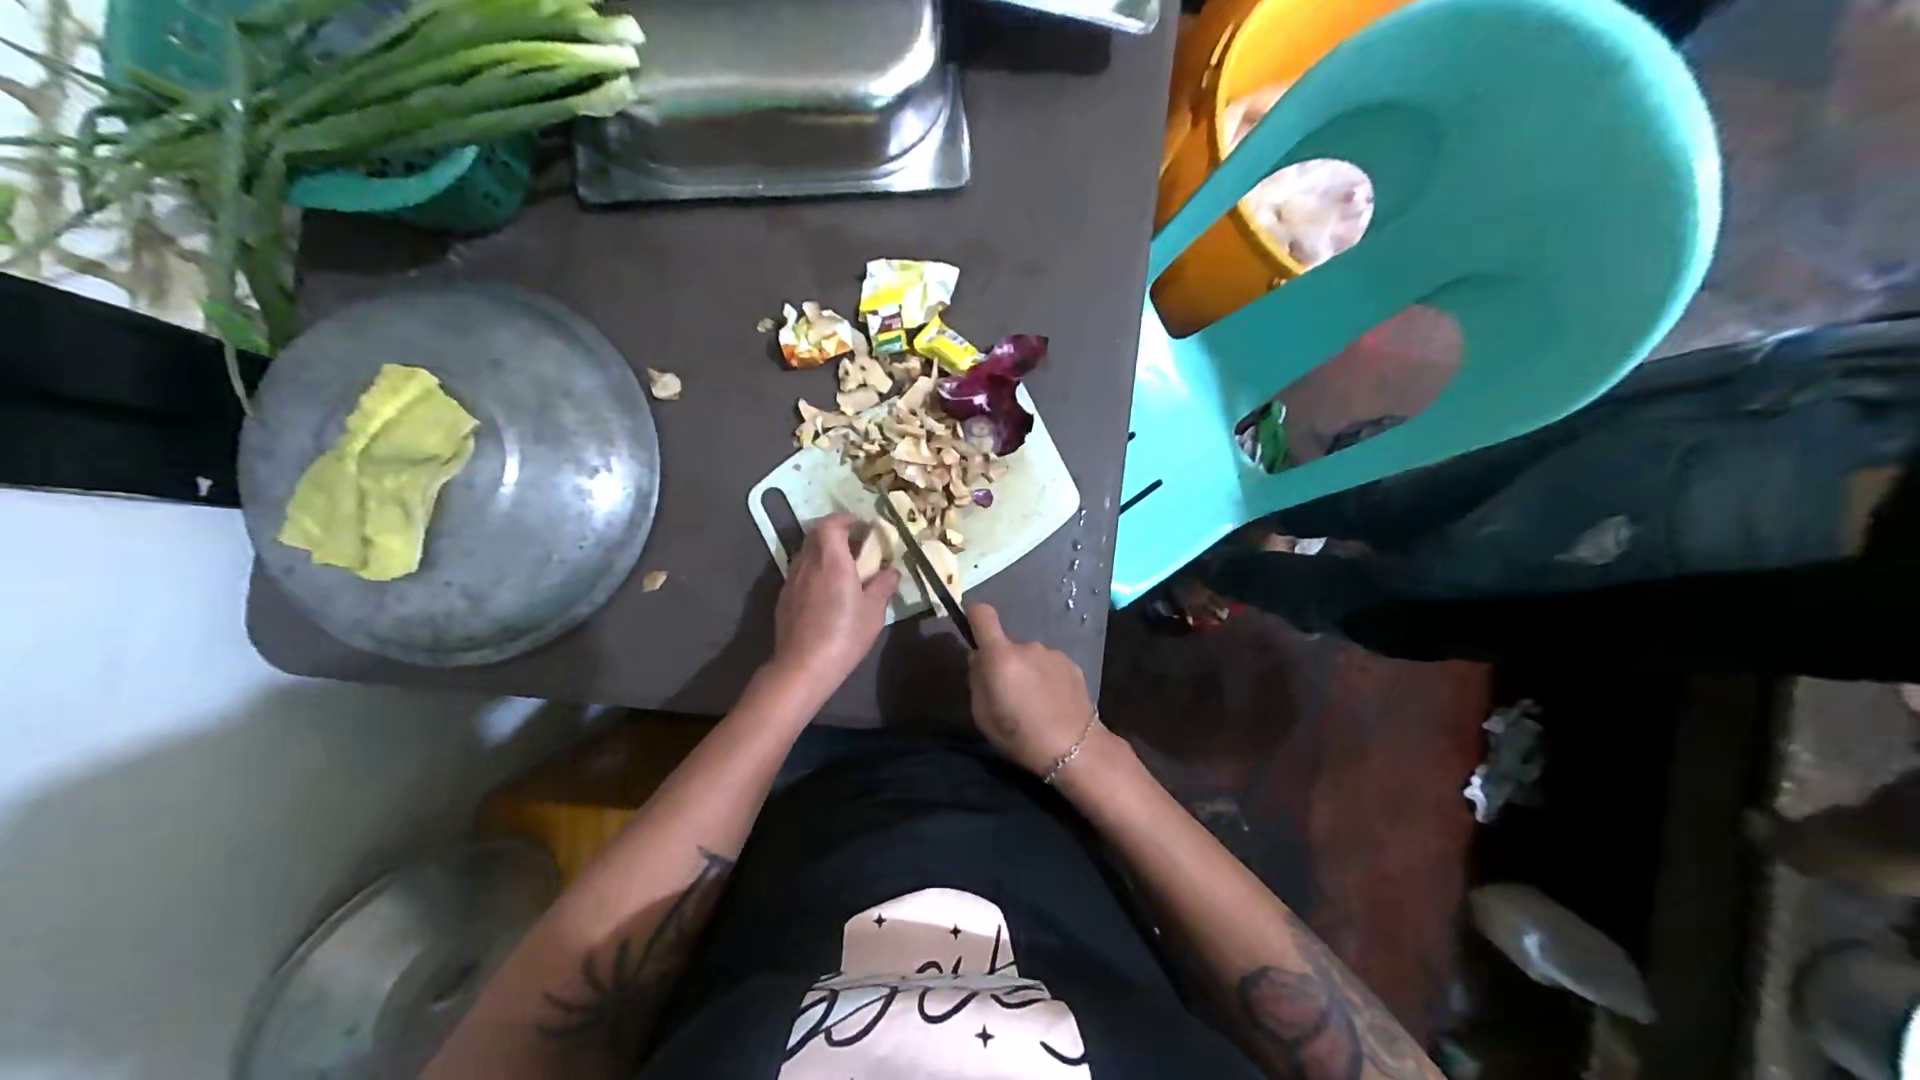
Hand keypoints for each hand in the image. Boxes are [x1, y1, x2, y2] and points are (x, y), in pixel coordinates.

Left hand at [770, 514, 899, 693]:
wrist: (803, 666)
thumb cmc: (844, 635)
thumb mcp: (874, 612)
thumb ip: (883, 586)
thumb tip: (892, 571)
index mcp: (831, 560)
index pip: (831, 524)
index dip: (845, 519)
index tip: (861, 526)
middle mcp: (807, 564)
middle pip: (816, 535)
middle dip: (835, 533)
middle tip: (855, 545)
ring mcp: (792, 581)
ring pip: (806, 553)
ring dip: (823, 552)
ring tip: (843, 568)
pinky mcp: (784, 598)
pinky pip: (800, 573)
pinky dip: (814, 571)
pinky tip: (826, 591)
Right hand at [967, 603, 1097, 775]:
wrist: (1074, 748)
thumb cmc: (1019, 736)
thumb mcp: (982, 714)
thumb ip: (977, 679)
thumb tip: (979, 658)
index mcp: (1001, 656)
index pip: (983, 614)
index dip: (975, 616)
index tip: (973, 629)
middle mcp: (1027, 646)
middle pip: (1006, 643)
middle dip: (1003, 660)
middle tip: (1007, 691)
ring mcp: (1052, 653)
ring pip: (1029, 655)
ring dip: (1026, 669)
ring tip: (1034, 701)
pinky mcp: (1071, 663)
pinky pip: (1048, 664)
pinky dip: (1045, 676)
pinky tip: (1052, 701)